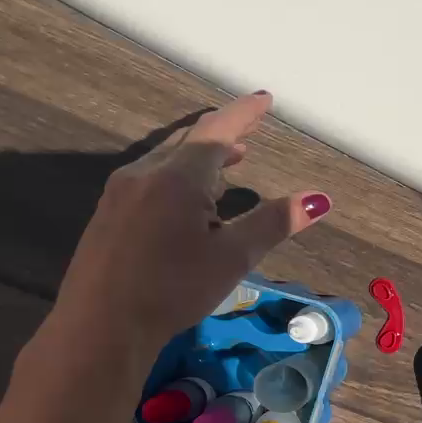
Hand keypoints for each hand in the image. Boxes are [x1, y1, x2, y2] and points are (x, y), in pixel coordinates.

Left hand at [45, 92, 330, 358]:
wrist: (101, 324)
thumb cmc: (174, 287)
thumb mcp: (234, 256)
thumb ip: (275, 222)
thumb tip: (320, 198)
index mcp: (177, 179)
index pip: (216, 133)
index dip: (243, 114)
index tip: (265, 98)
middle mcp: (145, 176)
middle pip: (188, 143)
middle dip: (223, 134)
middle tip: (251, 129)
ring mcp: (121, 195)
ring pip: (168, 161)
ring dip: (203, 156)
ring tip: (231, 160)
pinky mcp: (111, 216)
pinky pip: (153, 179)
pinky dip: (183, 175)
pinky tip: (194, 198)